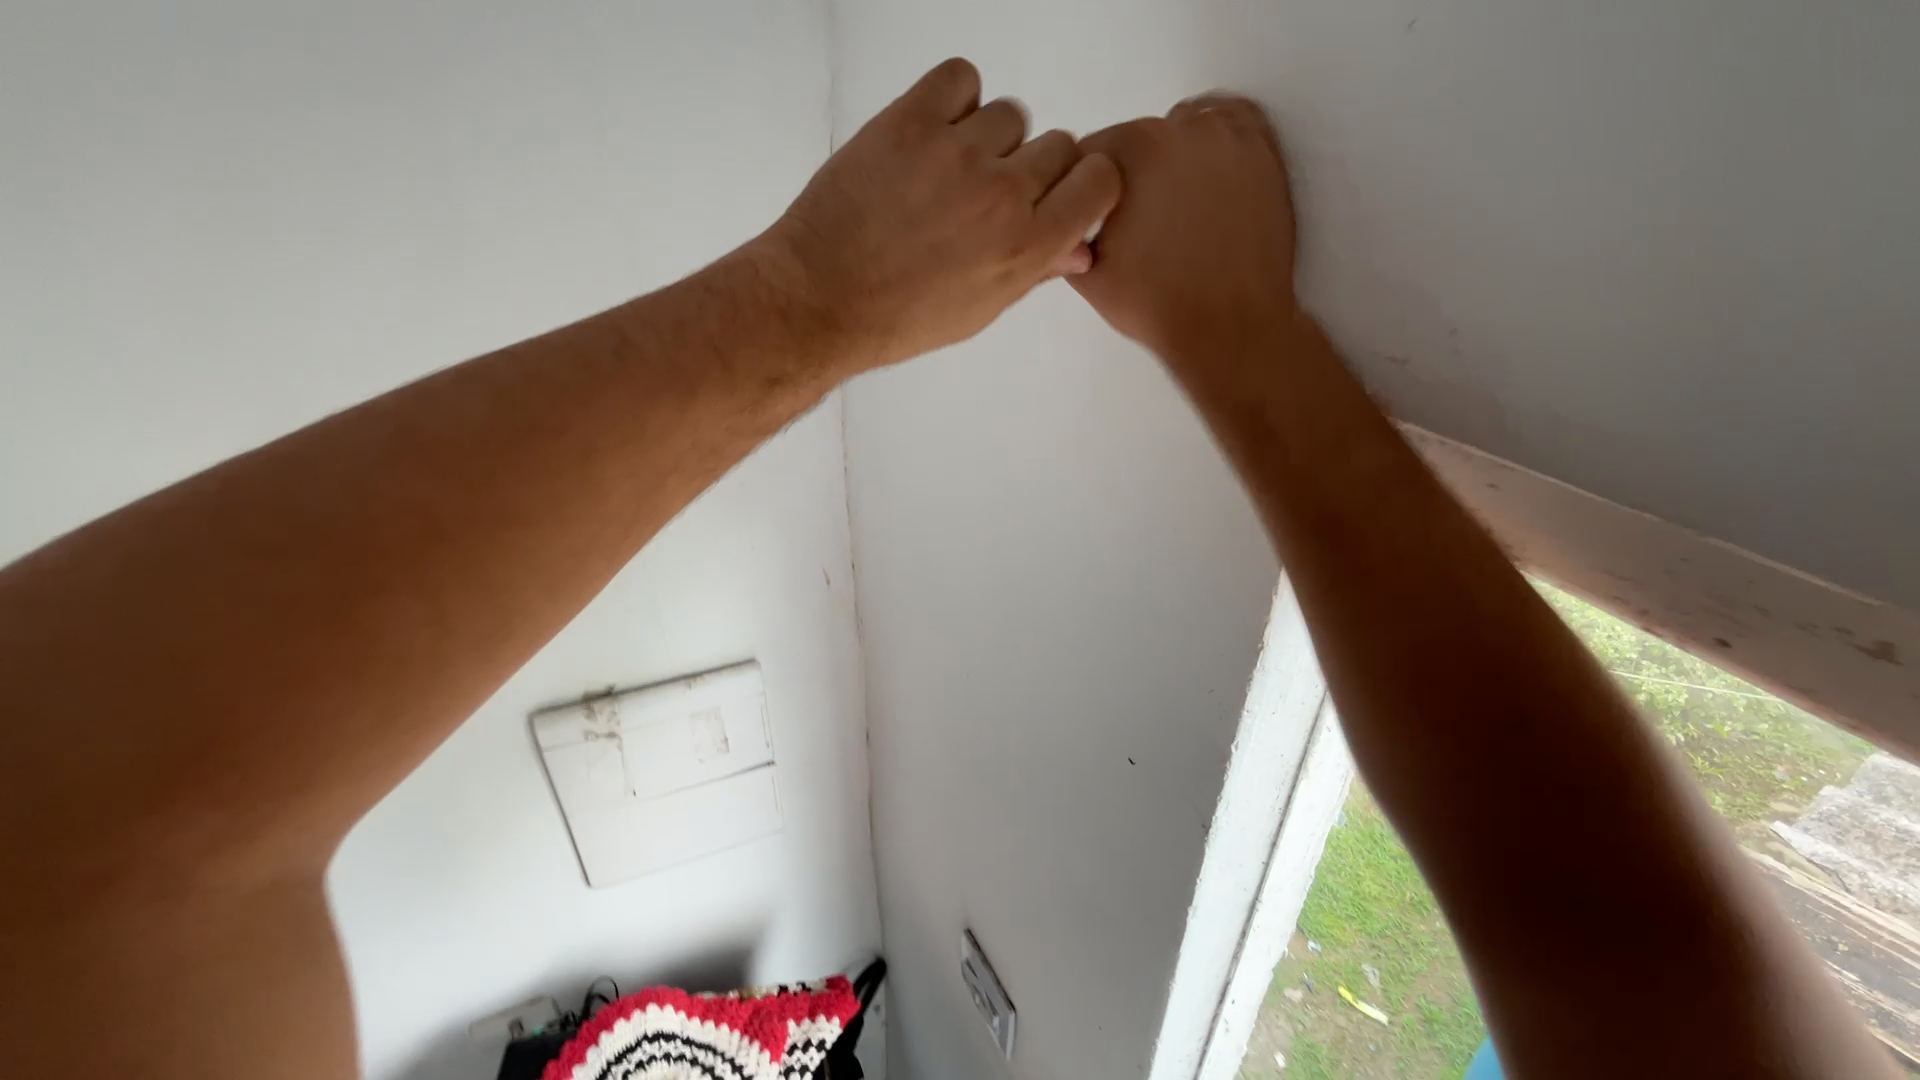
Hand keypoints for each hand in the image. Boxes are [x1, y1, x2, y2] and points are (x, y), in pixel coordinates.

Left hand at [751, 58, 1122, 373]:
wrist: (822, 298)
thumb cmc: (900, 317)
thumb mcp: (979, 310)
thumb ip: (1034, 270)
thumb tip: (1079, 248)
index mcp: (1026, 248)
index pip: (1099, 180)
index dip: (1084, 183)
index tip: (1060, 192)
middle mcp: (1002, 196)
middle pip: (1058, 144)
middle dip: (1032, 169)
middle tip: (986, 195)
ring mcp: (957, 154)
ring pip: (1009, 114)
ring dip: (987, 138)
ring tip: (946, 172)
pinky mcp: (911, 121)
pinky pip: (962, 79)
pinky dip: (953, 100)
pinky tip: (931, 137)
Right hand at [1070, 95, 1298, 362]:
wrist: (1227, 329)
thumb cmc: (1159, 305)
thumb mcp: (1087, 273)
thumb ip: (1068, 227)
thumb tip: (1067, 212)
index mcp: (1135, 150)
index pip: (1091, 153)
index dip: (1085, 189)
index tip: (1096, 216)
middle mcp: (1185, 131)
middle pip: (1138, 138)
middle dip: (1131, 175)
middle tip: (1137, 221)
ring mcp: (1231, 140)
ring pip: (1184, 129)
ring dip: (1172, 158)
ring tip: (1172, 206)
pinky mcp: (1265, 155)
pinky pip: (1233, 124)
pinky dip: (1215, 143)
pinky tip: (1204, 178)